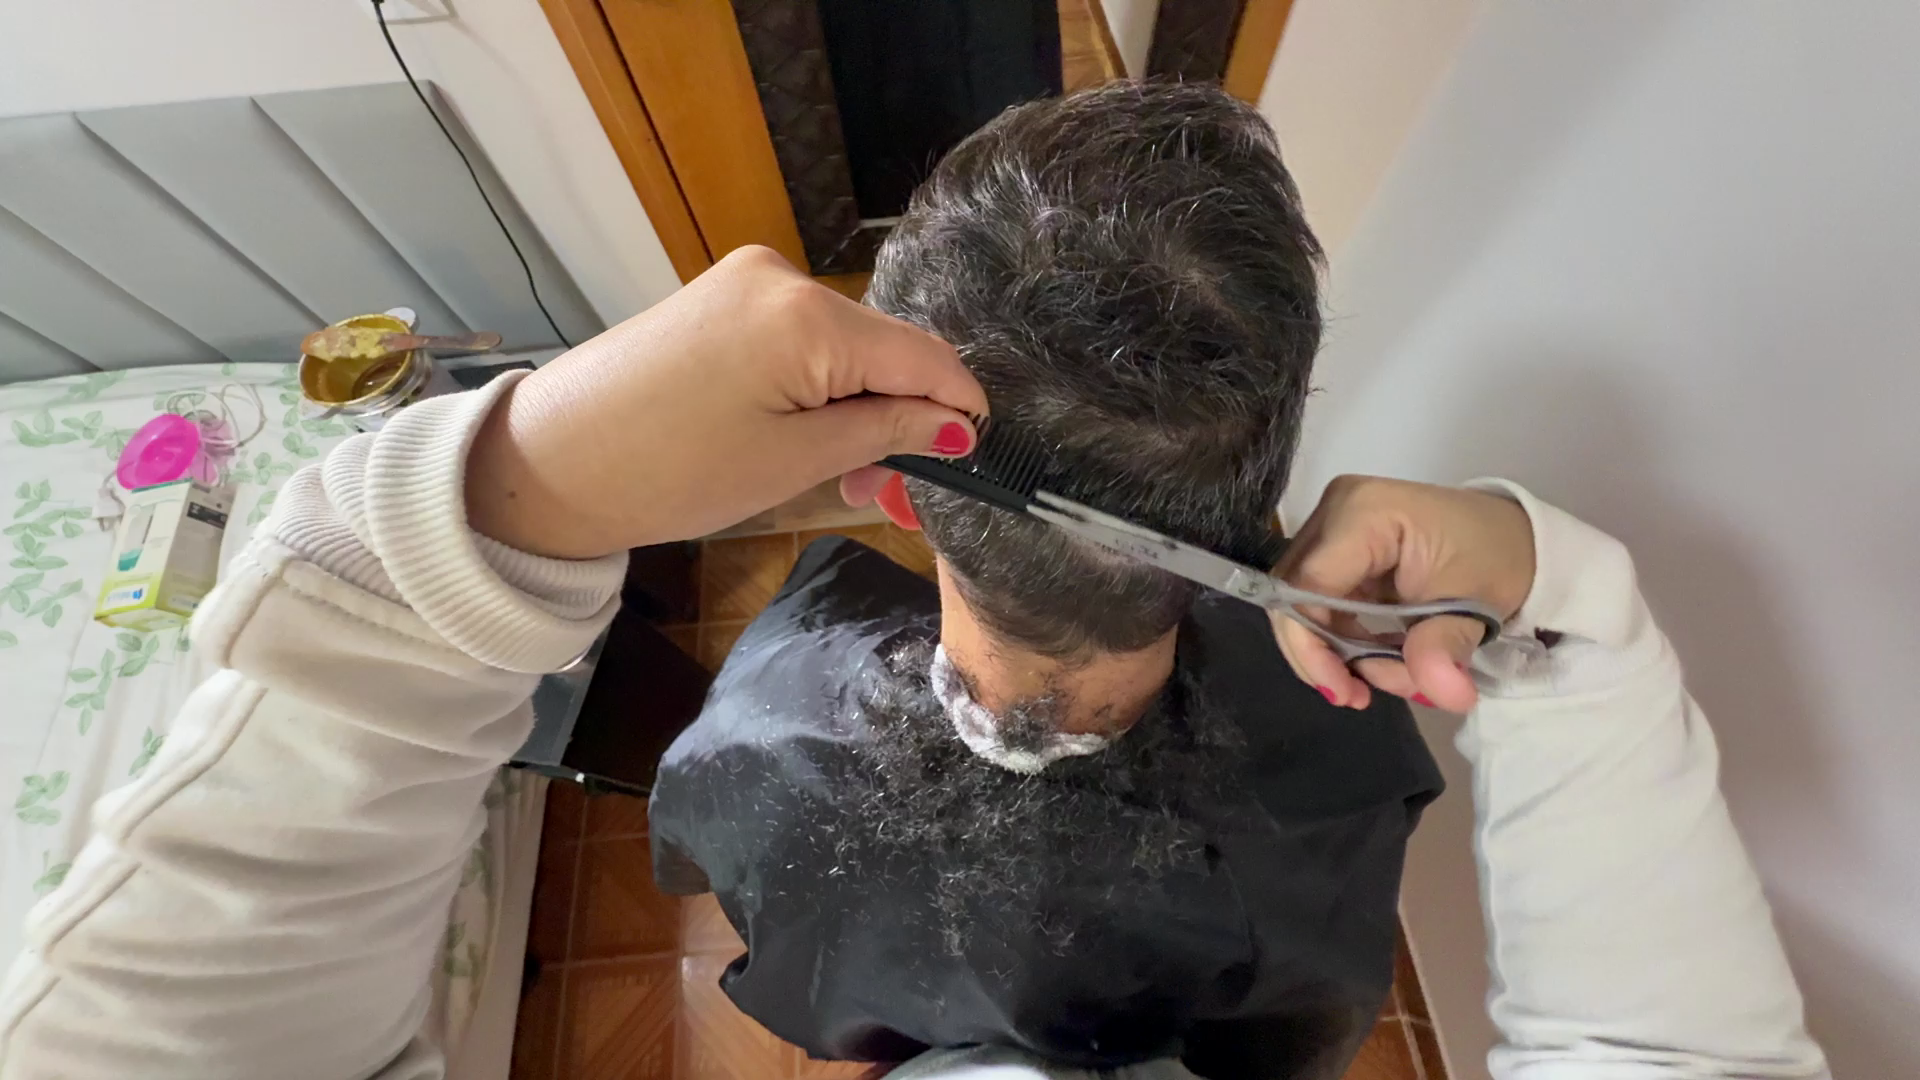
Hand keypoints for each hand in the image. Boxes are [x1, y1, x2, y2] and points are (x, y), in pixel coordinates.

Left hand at [464, 247, 986, 556]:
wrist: (549, 461)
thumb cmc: (675, 473)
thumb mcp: (795, 461)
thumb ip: (887, 432)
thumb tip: (959, 428)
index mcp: (808, 316)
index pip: (922, 355)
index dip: (959, 405)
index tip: (975, 452)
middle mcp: (784, 277)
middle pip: (882, 351)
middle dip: (901, 420)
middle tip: (894, 495)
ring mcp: (749, 281)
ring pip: (843, 350)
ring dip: (859, 412)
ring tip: (850, 479)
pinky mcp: (725, 297)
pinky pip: (802, 343)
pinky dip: (820, 391)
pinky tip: (811, 435)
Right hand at [1272, 476, 1535, 712]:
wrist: (1519, 535)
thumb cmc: (1497, 556)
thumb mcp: (1476, 604)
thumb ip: (1444, 649)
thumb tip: (1444, 695)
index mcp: (1362, 514)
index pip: (1306, 585)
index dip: (1311, 644)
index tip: (1342, 692)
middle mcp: (1331, 513)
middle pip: (1292, 595)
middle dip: (1320, 654)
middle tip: (1354, 696)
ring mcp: (1326, 528)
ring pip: (1298, 603)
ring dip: (1332, 651)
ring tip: (1388, 677)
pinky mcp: (1330, 548)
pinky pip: (1314, 600)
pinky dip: (1339, 638)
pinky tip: (1374, 658)